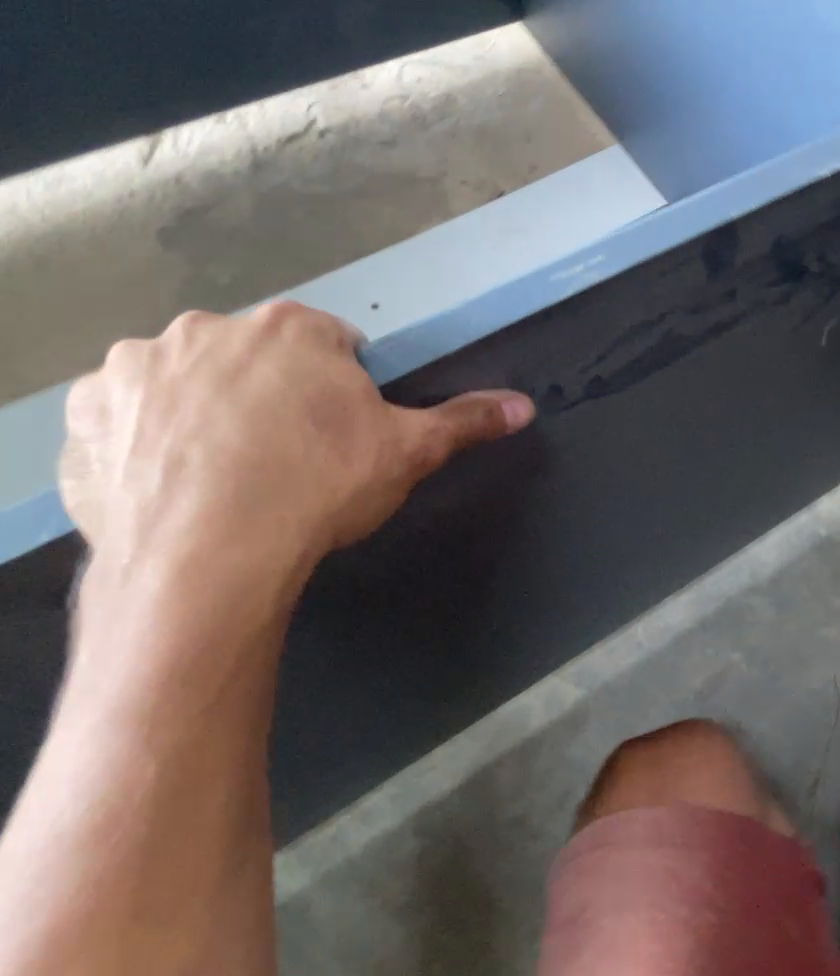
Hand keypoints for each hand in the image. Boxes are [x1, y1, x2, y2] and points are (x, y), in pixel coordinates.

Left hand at [60, 302, 533, 586]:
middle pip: (259, 356)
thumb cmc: (321, 486)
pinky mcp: (86, 414)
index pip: (332, 342)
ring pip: (192, 383)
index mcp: (292, 330)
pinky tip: (184, 484)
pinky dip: (156, 441)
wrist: (208, 552)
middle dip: (278, 393)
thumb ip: (465, 421)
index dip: (348, 386)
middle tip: (298, 454)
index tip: (349, 429)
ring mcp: (135, 368)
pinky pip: (133, 418)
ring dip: (213, 412)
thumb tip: (524, 406)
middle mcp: (205, 330)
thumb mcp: (410, 453)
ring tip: (237, 474)